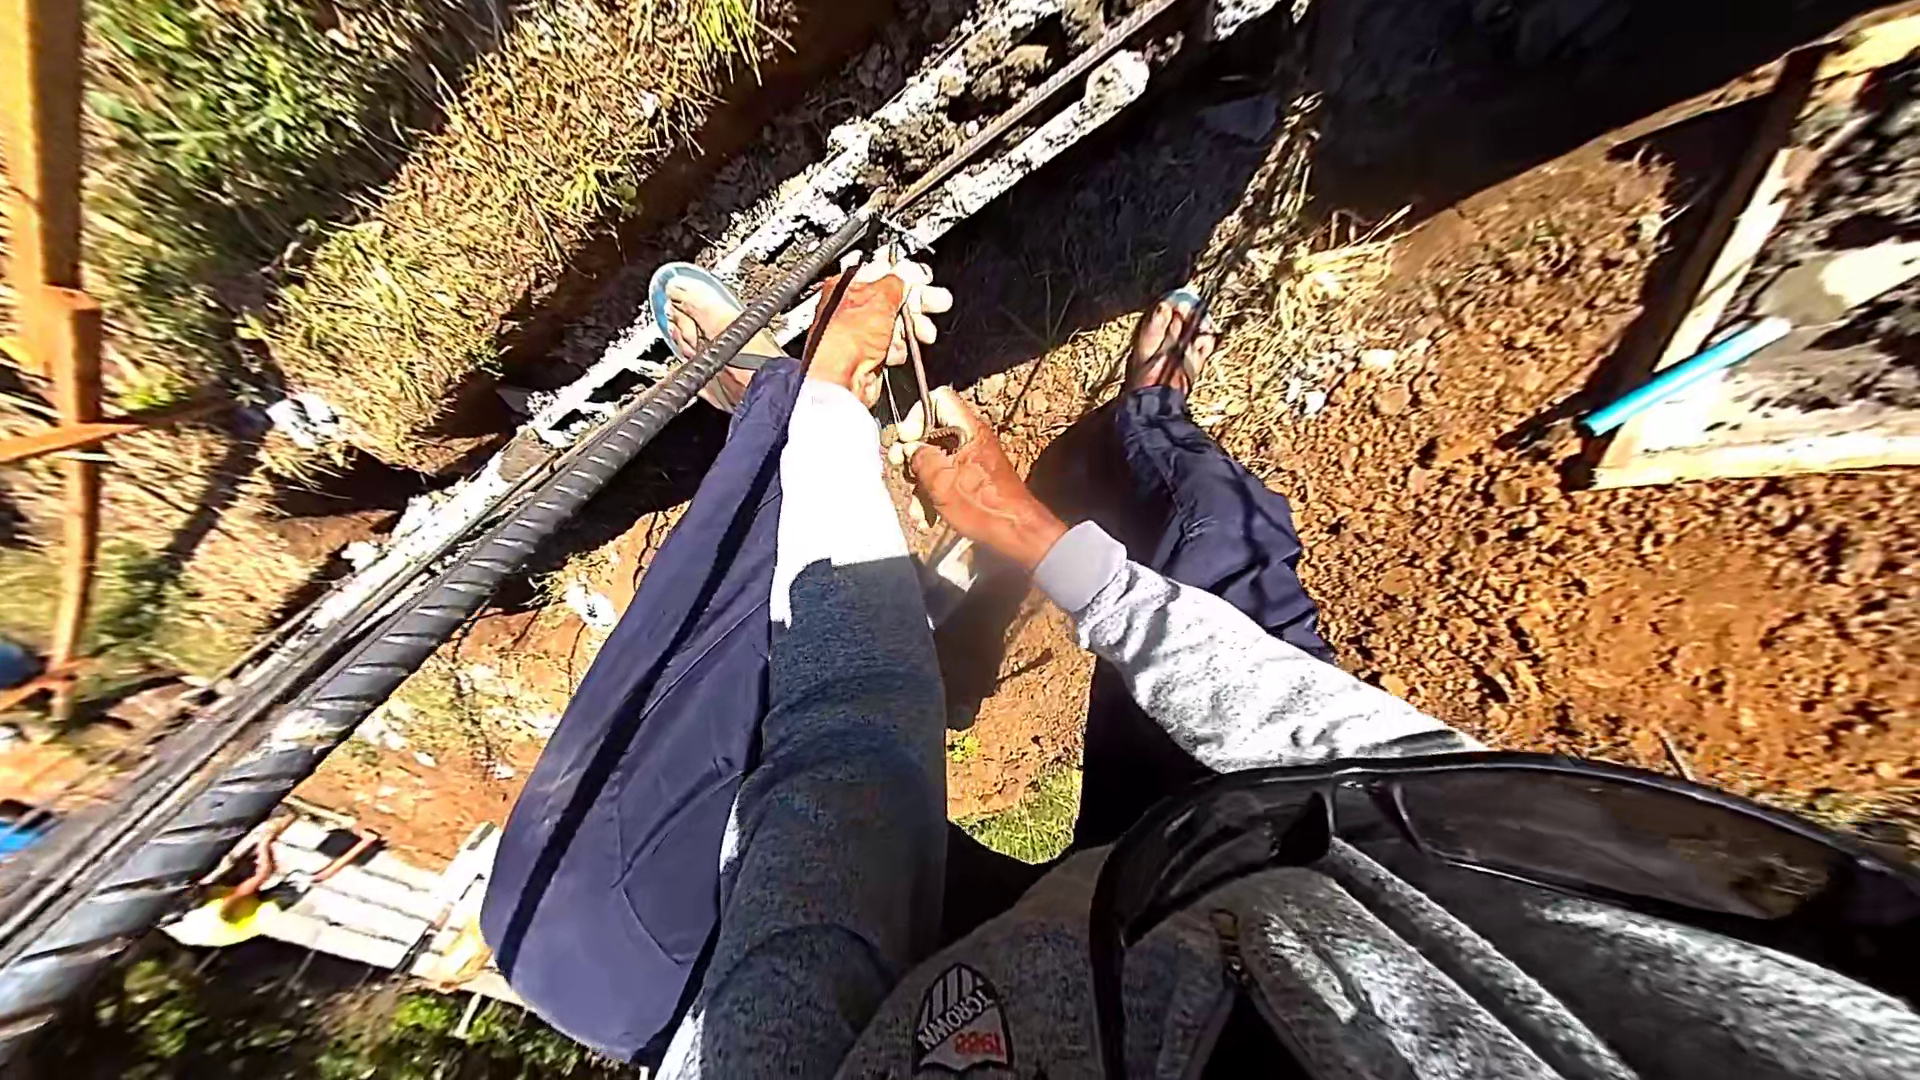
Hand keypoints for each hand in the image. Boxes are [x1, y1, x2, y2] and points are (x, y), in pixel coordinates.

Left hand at [805, 254, 951, 406]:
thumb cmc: (845, 340)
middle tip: (938, 302)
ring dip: (911, 330)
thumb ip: (897, 282)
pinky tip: (894, 352)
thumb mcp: (879, 297)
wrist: (842, 380)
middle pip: (894, 301)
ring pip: (898, 326)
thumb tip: (908, 273)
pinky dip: (898, 350)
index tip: (925, 280)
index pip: (883, 275)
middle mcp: (853, 311)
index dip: (907, 277)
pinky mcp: (872, 358)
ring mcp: (863, 336)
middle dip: (918, 304)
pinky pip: (894, 349)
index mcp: (847, 288)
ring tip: (923, 332)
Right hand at [892, 387, 1067, 571]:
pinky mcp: (971, 480)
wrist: (1015, 533)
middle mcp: (971, 440)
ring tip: (917, 510)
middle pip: (931, 434)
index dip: (917, 416)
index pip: (938, 399)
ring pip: (935, 462)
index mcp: (968, 430)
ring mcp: (971, 461)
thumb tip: (910, 449)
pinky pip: (945, 480)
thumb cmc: (984, 507)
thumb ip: (920, 457)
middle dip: (912, 458)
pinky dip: (934, 497)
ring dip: (920, 486)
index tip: (908, 441)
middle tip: (904, 474)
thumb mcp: (942, 481)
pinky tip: (927, 518)